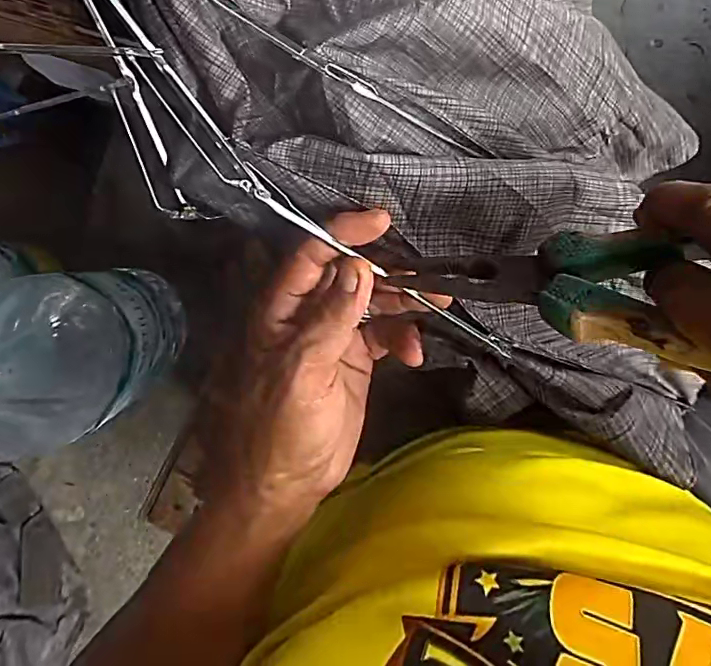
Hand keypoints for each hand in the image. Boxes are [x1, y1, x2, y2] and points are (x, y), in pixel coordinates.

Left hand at [201, 209, 428, 522]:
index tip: (379, 221)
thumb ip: (330, 319)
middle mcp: (309, 313)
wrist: (282, 489)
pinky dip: (402, 337)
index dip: (343, 232)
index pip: (312, 254)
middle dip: (387, 270)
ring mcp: (333, 334)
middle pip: (350, 273)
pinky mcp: (354, 357)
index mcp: (282, 308)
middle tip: (423, 276)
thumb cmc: (275, 431)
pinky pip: (385, 333)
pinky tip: (413, 354)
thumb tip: (357, 268)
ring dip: (404, 301)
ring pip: (373, 300)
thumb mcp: (301, 372)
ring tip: (436, 304)